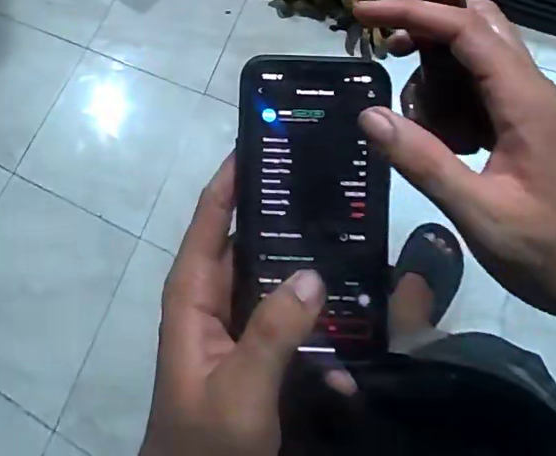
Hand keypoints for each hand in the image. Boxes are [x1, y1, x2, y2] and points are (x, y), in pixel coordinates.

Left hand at [142, 158, 332, 455]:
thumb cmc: (204, 446)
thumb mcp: (239, 391)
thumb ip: (273, 330)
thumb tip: (313, 270)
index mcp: (194, 291)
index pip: (213, 212)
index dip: (236, 169)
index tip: (272, 132)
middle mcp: (216, 296)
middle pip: (252, 234)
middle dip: (290, 208)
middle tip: (335, 177)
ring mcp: (240, 323)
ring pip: (280, 273)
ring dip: (314, 262)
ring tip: (361, 234)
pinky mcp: (262, 351)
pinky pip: (297, 318)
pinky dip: (324, 317)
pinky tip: (361, 316)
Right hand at [351, 0, 555, 323]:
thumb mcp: (482, 216)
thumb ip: (424, 162)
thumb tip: (369, 115)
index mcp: (525, 98)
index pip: (464, 27)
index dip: (411, 11)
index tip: (363, 12)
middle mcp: (532, 87)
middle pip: (476, 24)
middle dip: (426, 30)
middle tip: (389, 55)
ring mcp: (535, 103)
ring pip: (478, 54)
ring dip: (439, 73)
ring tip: (419, 125)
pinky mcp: (532, 123)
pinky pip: (485, 87)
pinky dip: (454, 99)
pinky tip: (443, 141)